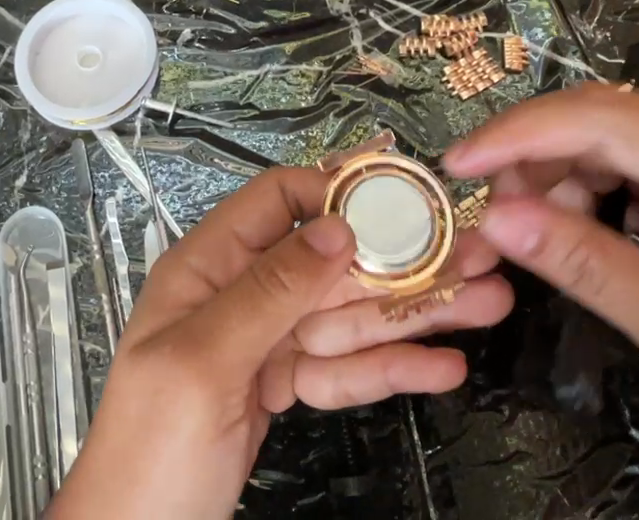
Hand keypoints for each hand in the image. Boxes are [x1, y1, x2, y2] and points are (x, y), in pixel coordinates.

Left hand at [49, 165, 511, 519]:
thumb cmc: (151, 446)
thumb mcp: (203, 362)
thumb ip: (268, 292)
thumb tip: (336, 228)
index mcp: (207, 268)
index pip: (276, 203)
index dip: (337, 193)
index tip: (404, 199)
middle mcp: (239, 295)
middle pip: (329, 263)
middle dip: (402, 259)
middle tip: (478, 255)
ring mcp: (265, 344)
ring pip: (347, 316)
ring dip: (414, 311)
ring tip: (486, 303)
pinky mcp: (284, 388)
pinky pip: (343, 369)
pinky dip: (391, 368)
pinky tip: (442, 366)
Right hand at [443, 84, 638, 404]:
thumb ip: (584, 267)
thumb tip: (492, 220)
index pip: (605, 122)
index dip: (522, 134)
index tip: (456, 165)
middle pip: (592, 113)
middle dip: (525, 155)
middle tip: (486, 210)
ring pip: (590, 122)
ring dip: (544, 167)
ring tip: (530, 225)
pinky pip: (605, 138)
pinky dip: (569, 173)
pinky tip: (567, 215)